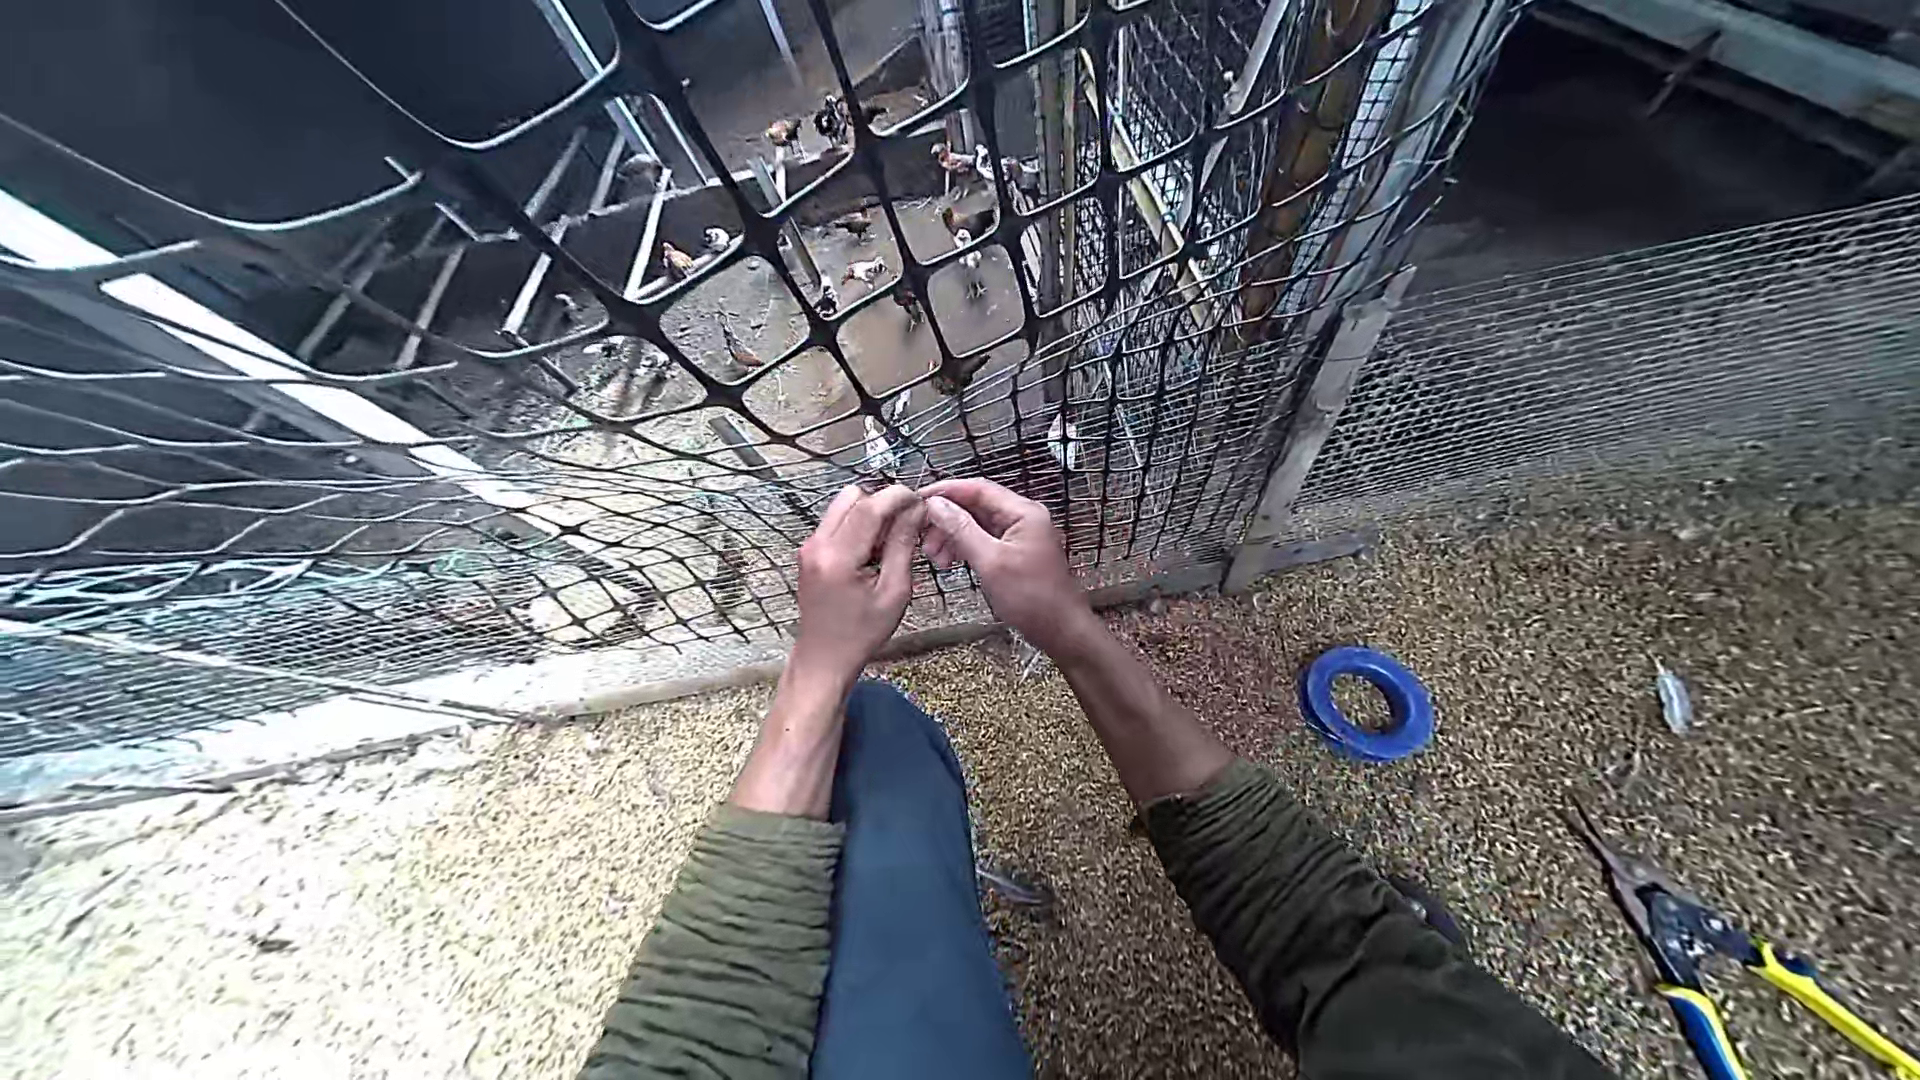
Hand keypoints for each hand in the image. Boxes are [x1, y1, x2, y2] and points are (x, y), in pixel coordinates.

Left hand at [788, 484, 925, 689]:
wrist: (825, 656)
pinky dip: (858, 526)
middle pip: (853, 496)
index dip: (898, 497)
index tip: (917, 501)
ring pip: (843, 505)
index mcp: (838, 558)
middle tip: (903, 525)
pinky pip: (836, 521)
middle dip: (882, 503)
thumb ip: (903, 545)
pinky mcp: (810, 550)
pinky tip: (871, 552)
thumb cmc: (859, 633)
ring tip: (887, 544)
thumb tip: (914, 510)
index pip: (869, 506)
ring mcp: (809, 546)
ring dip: (870, 514)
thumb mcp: (894, 592)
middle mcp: (817, 546)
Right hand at [918, 477, 1098, 656]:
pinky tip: (951, 562)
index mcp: (1023, 512)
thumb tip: (936, 504)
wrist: (1061, 630)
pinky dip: (965, 547)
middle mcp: (1022, 518)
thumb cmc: (1033, 598)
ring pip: (976, 524)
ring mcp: (1019, 535)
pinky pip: (984, 540)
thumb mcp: (990, 561)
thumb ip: (961, 529)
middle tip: (924, 538)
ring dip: (952, 536)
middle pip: (975, 506)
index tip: (918, 500)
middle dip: (946, 519)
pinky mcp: (1014, 552)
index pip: (977, 488)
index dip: (945, 491)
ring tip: (935, 557)